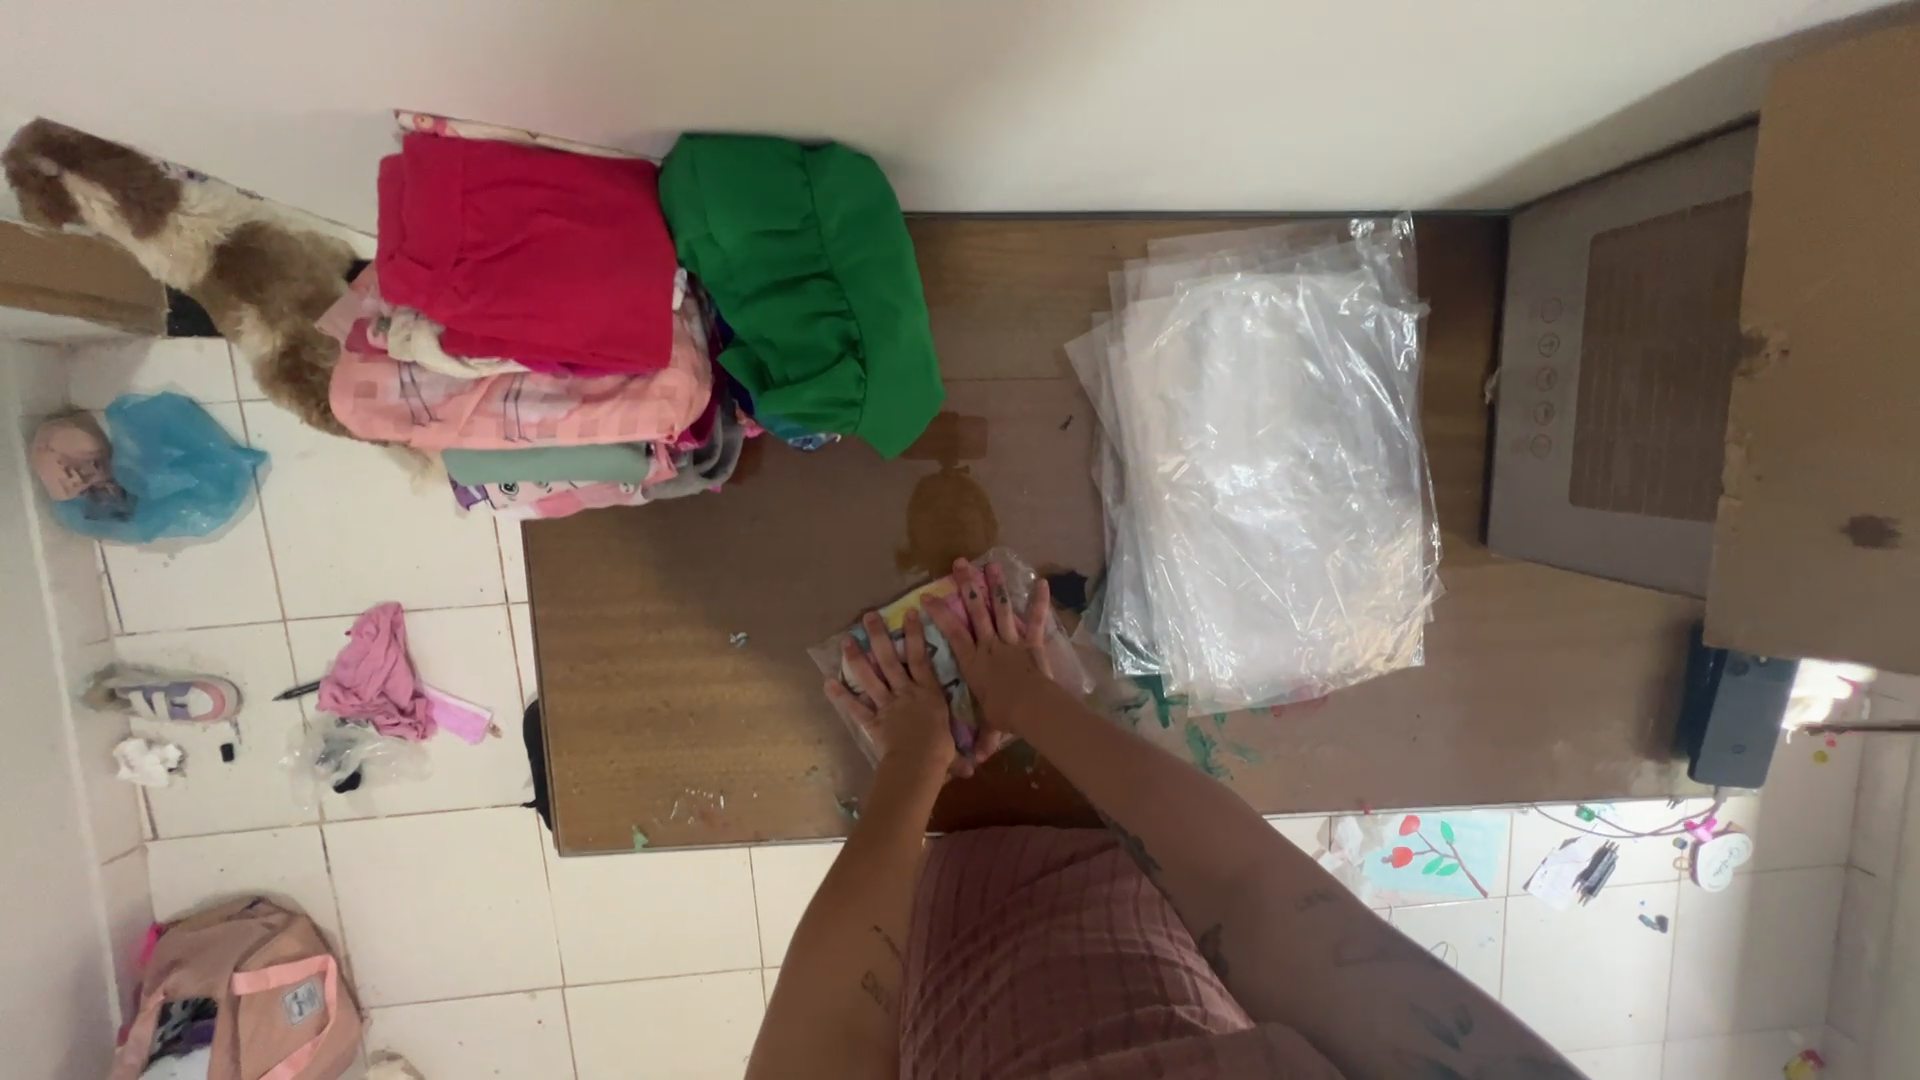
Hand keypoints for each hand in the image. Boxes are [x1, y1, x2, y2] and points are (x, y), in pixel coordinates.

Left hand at [824, 609, 967, 780]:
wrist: (919, 762)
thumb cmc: (941, 751)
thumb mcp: (954, 746)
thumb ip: (958, 753)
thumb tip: (971, 770)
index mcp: (929, 692)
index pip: (921, 657)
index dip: (915, 633)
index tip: (909, 612)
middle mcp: (907, 692)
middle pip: (890, 659)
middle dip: (879, 636)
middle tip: (868, 617)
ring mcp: (887, 705)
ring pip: (870, 677)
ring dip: (857, 658)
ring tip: (846, 640)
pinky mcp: (873, 720)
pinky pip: (855, 707)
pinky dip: (841, 695)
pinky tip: (827, 682)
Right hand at [920, 558, 1053, 753]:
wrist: (1030, 708)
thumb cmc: (1004, 715)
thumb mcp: (988, 727)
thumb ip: (981, 740)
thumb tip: (972, 764)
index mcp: (973, 662)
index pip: (952, 633)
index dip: (940, 613)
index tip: (927, 597)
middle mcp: (989, 645)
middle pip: (975, 611)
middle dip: (967, 586)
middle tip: (959, 563)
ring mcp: (1011, 641)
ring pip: (1001, 609)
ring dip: (997, 586)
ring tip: (992, 564)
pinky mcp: (1032, 643)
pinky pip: (1035, 621)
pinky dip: (1040, 603)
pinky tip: (1043, 582)